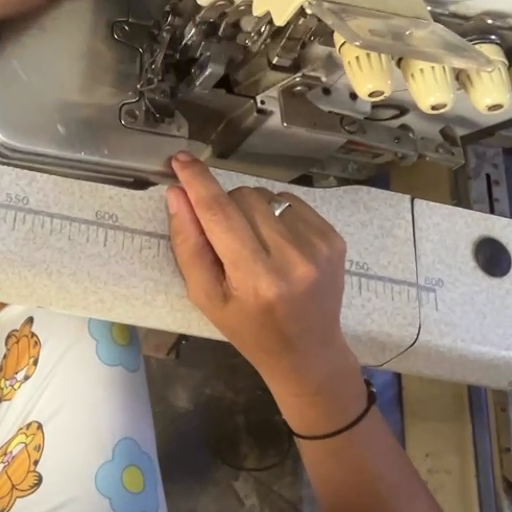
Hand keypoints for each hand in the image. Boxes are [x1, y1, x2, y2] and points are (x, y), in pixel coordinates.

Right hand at [164, 152, 361, 403]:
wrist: (308, 353)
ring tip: (252, 243)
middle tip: (223, 237)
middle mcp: (292, 258)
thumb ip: (188, 244)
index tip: (180, 159)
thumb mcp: (205, 296)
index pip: (219, 213)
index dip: (197, 182)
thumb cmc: (248, 328)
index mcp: (255, 277)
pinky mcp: (334, 238)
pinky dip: (274, 213)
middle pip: (241, 198)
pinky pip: (289, 201)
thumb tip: (177, 194)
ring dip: (249, 209)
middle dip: (223, 206)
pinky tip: (275, 242)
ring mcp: (318, 246)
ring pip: (265, 196)